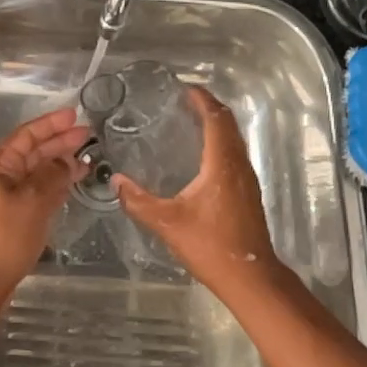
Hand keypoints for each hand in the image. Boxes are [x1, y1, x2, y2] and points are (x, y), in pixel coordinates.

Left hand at [0, 107, 91, 290]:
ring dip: (61, 163)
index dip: (51, 124)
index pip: (28, 135)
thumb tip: (68, 161)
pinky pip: (39, 189)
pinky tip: (73, 181)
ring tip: (87, 157)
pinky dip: (56, 184)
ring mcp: (8, 196)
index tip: (74, 115)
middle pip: (34, 151)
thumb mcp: (33, 202)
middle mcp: (2, 175)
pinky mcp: (15, 214)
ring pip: (38, 171)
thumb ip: (53, 176)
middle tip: (88, 135)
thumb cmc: (5, 237)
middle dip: (60, 142)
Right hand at [113, 87, 278, 289]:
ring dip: (217, 124)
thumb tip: (116, 182)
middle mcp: (238, 164)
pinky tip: (204, 154)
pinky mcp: (249, 192)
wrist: (250, 278)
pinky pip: (235, 152)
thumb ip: (139, 201)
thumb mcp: (168, 223)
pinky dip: (221, 141)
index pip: (216, 118)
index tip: (185, 88)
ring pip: (234, 138)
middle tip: (185, 100)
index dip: (202, 100)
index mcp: (222, 163)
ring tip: (192, 120)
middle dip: (209, 107)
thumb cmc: (211, 246)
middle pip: (228, 123)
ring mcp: (247, 179)